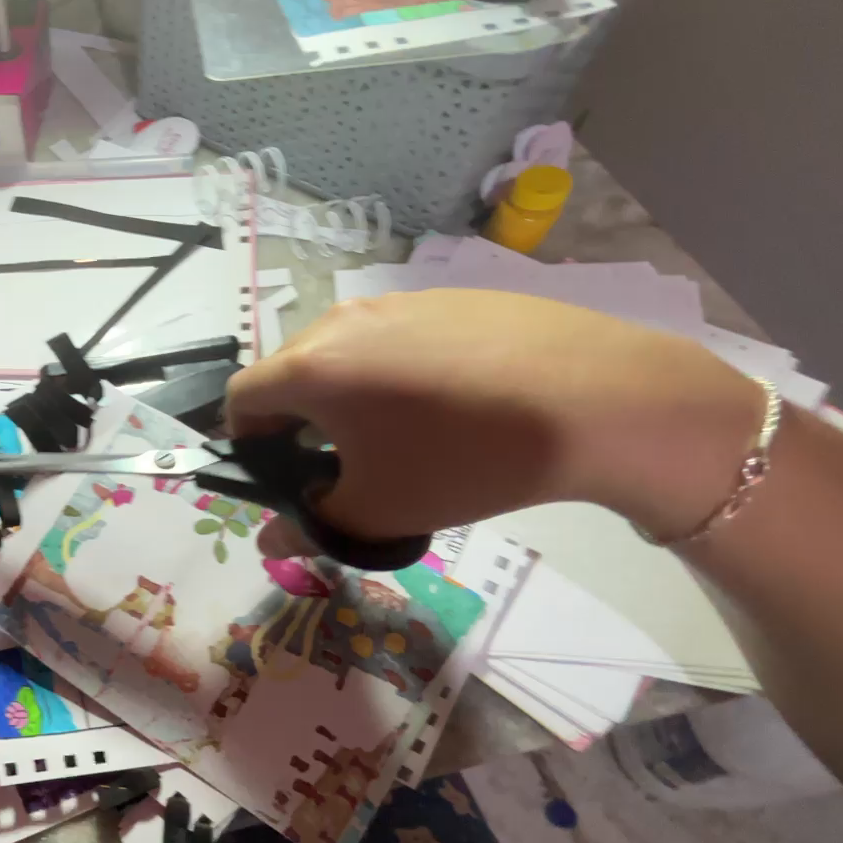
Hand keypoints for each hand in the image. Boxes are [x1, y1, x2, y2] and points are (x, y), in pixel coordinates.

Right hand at [225, 289, 763, 551]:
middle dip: (295, 421)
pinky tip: (445, 404)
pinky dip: (390, 371)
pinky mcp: (447, 296)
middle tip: (336, 463)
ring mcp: (396, 302)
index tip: (279, 474)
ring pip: (340, 353)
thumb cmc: (464, 461)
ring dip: (343, 395)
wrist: (602, 402)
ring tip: (395, 433)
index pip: (240, 398)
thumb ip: (307, 530)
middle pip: (288, 372)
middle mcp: (340, 322)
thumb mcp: (375, 512)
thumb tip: (270, 546)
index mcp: (310, 368)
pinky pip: (390, 337)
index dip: (245, 441)